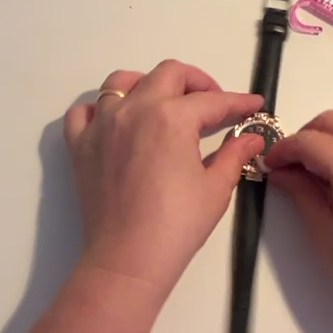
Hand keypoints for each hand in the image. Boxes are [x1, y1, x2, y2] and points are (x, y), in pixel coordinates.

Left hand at [63, 61, 263, 290]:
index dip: (238, 102)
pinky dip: (100, 109)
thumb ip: (235, 155)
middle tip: (213, 103)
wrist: (128, 258)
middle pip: (168, 74)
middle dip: (197, 82)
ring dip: (147, 84)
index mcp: (172, 117)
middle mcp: (134, 110)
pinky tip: (117, 122)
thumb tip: (252, 137)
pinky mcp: (80, 146)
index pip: (212, 101)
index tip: (252, 105)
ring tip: (163, 101)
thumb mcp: (216, 188)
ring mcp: (102, 125)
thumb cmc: (177, 225)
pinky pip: (83, 112)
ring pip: (121, 82)